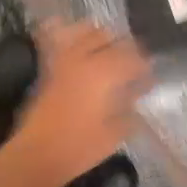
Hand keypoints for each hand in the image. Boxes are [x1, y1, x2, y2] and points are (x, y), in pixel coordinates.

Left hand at [7, 22, 152, 186]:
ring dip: (101, 38)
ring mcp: (63, 59)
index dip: (144, 65)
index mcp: (104, 73)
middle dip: (125, 46)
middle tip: (133, 63)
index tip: (150, 76)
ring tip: (110, 52)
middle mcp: (83, 58)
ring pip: (86, 31)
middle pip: (109, 37)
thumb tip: (138, 93)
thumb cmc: (79, 148)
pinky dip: (74, 35)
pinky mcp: (48, 66)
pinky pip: (62, 38)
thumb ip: (130, 108)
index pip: (132, 57)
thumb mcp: (114, 133)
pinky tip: (82, 48)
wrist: (36, 155)